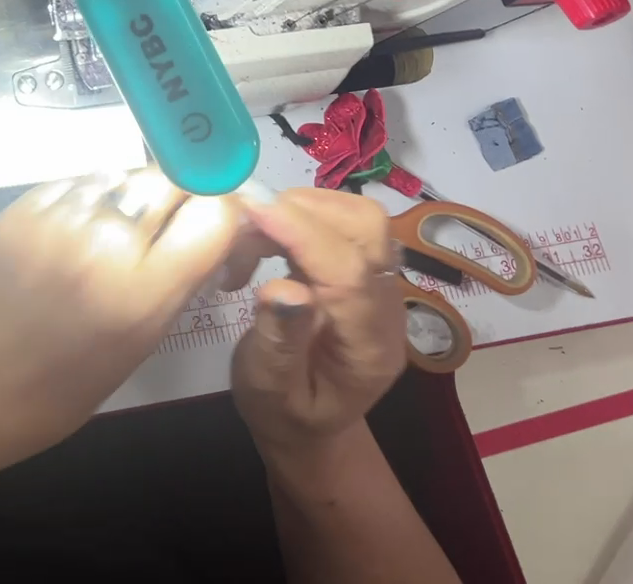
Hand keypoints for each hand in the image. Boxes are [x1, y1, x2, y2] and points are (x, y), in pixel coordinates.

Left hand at [0, 168, 242, 481]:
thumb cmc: (63, 386)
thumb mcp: (140, 345)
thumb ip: (179, 282)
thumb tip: (209, 234)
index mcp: (142, 290)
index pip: (213, 212)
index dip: (223, 211)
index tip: (215, 223)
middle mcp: (104, 241)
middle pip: (168, 179)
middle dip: (182, 193)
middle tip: (172, 218)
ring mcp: (57, 219)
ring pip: (120, 173)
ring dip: (133, 193)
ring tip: (123, 222)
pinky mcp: (19, 208)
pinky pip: (74, 182)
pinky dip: (89, 196)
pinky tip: (81, 223)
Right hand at [230, 188, 406, 456]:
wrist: (309, 424)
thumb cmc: (284, 411)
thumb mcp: (269, 388)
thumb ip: (279, 341)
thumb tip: (284, 288)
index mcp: (368, 345)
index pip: (348, 271)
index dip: (300, 231)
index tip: (249, 209)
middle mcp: (385, 306)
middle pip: (368, 228)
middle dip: (303, 209)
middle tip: (246, 226)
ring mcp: (378, 284)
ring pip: (356, 215)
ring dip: (298, 208)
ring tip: (251, 238)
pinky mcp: (359, 268)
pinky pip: (339, 221)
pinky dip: (298, 214)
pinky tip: (266, 239)